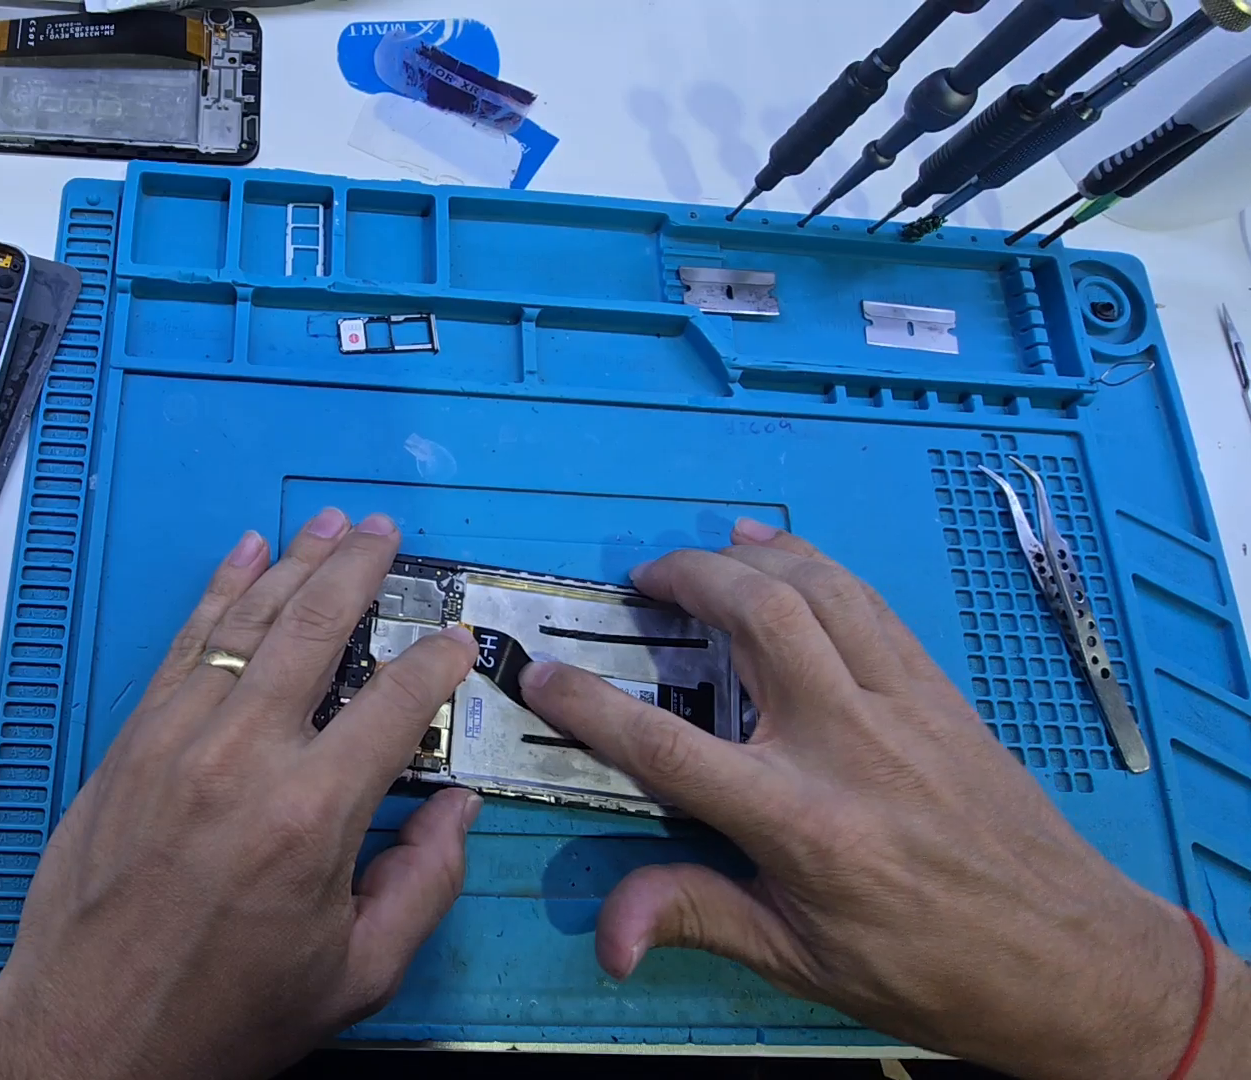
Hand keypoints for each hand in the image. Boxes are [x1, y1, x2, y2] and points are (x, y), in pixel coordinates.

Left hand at [0, 508, 480, 1079]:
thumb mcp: (355, 974)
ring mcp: (180, 734)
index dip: (435, 663)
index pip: (394, 705)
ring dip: (294, 563)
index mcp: (310, 815)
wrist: (91, 1031)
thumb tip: (457, 807)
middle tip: (383, 532)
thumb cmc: (226, 1012)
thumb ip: (425, 883)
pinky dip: (218, 590)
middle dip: (358, 570)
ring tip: (328, 524)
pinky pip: (185, 642)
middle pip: (315, 630)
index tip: (454, 641)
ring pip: (248, 621)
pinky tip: (243, 554)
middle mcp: (244, 755)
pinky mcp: (136, 734)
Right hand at [521, 520, 1240, 1079]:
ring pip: (819, 591)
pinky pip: (867, 601)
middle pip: (758, 620)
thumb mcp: (799, 959)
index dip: (589, 706)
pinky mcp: (938, 689)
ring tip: (701, 554)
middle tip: (643, 583)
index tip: (539, 675)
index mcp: (798, 821)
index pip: (666, 748)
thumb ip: (694, 917)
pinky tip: (774, 546)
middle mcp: (847, 744)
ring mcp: (901, 705)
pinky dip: (810, 561)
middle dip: (686, 580)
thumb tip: (605, 941)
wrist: (1092, 969)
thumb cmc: (928, 968)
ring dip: (747, 558)